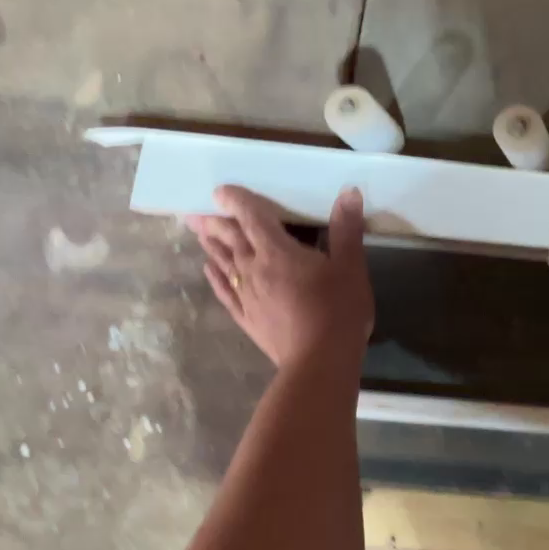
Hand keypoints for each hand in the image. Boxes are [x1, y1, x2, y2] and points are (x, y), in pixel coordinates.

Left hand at [185, 186, 373, 369]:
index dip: (237, 200)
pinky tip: (209, 270)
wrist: (320, 359)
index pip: (251, 217)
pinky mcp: (246, 316)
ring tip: (199, 232)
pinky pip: (224, 291)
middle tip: (197, 211)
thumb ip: (346, 229)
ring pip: (222, 262)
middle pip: (229, 238)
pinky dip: (214, 277)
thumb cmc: (339, 310)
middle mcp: (254, 268)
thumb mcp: (351, 267)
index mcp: (278, 251)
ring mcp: (246, 294)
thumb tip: (348, 191)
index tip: (222, 190)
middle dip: (214, 222)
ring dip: (210, 245)